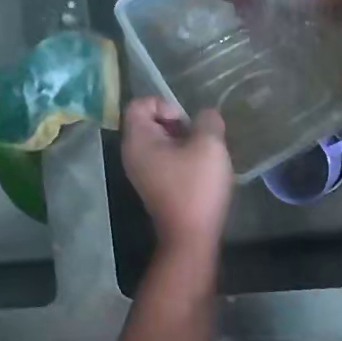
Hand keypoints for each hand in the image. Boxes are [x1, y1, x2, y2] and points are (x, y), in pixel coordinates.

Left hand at [121, 97, 231, 252]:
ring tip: (203, 153)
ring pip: (159, 141)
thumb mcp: (209, 145)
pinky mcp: (153, 186)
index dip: (164, 104)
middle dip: (177, 123)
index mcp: (137, 140)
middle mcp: (132, 154)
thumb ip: (208, 120)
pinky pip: (163, 159)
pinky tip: (200, 169)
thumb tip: (206, 117)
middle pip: (149, 121)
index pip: (139, 104)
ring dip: (183, 141)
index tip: (186, 122)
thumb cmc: (196, 187)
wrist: (191, 236)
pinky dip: (181, 158)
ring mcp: (141, 172)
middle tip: (199, 137)